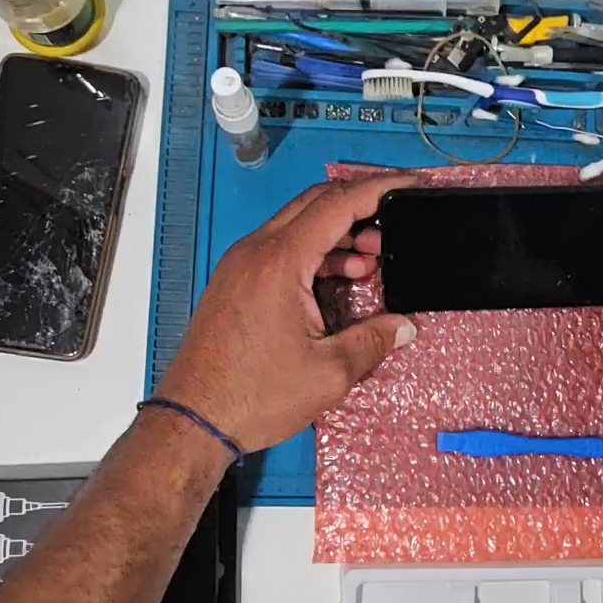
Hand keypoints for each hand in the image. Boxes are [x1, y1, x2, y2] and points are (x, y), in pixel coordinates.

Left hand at [154, 174, 418, 452]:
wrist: (192, 419)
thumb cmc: (257, 395)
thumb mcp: (328, 373)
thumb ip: (373, 341)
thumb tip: (406, 327)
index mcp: (281, 261)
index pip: (337, 204)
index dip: (379, 189)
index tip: (410, 184)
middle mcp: (257, 251)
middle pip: (315, 204)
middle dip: (359, 208)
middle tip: (394, 229)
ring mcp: (241, 265)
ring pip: (297, 226)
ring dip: (337, 234)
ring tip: (371, 261)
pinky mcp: (235, 282)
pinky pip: (281, 249)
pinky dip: (314, 253)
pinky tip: (338, 281)